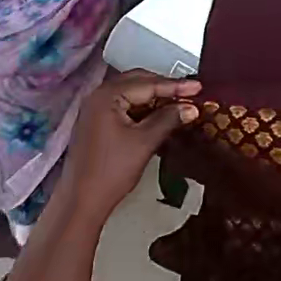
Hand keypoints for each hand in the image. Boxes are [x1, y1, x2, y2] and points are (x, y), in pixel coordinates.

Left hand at [54, 71, 201, 227]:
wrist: (82, 199)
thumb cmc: (112, 170)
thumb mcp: (144, 142)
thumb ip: (168, 119)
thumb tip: (190, 107)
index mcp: (107, 95)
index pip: (146, 83)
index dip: (174, 85)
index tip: (198, 86)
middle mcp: (98, 95)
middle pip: (136, 81)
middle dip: (163, 86)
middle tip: (189, 92)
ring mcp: (94, 107)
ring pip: (129, 92)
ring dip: (153, 96)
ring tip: (177, 101)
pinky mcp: (95, 120)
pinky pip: (122, 104)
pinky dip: (141, 107)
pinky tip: (157, 113)